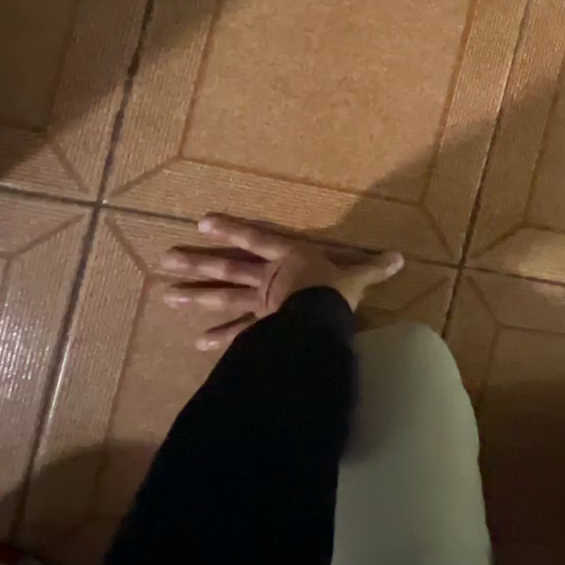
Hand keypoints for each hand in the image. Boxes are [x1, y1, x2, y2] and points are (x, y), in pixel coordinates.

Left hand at [159, 216, 404, 351]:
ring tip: (167, 296)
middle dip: (196, 263)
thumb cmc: (336, 291)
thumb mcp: (357, 276)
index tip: (201, 221)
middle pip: (227, 267)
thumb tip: (400, 259)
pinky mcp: (262, 326)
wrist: (323, 318)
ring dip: (195, 296)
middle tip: (165, 260)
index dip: (230, 229)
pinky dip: (219, 338)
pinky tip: (196, 343)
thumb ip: (373, 268)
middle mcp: (267, 276)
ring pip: (223, 296)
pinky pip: (238, 332)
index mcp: (288, 257)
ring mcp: (260, 302)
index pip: (255, 237)